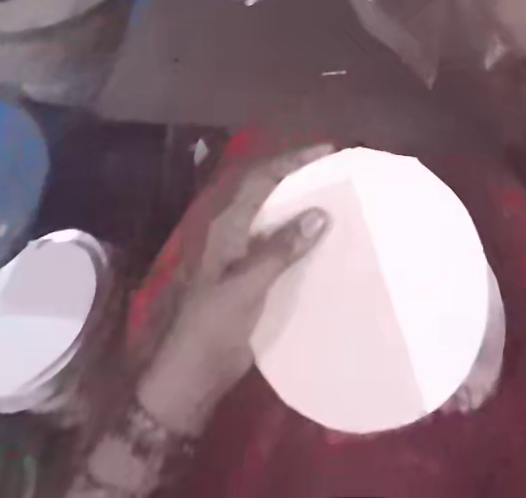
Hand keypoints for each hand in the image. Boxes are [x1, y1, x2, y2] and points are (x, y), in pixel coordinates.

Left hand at [138, 146, 332, 434]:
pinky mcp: (247, 271)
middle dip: (297, 174)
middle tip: (335, 170)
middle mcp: (232, 229)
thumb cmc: (212, 325)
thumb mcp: (247, 286)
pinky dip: (296, 230)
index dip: (293, 160)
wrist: (190, 374)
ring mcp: (238, 250)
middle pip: (266, 189)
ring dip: (298, 200)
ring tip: (333, 196)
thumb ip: (281, 249)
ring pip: (271, 212)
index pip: (262, 178)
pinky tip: (319, 238)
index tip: (327, 151)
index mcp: (227, 224)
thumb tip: (320, 213)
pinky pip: (275, 238)